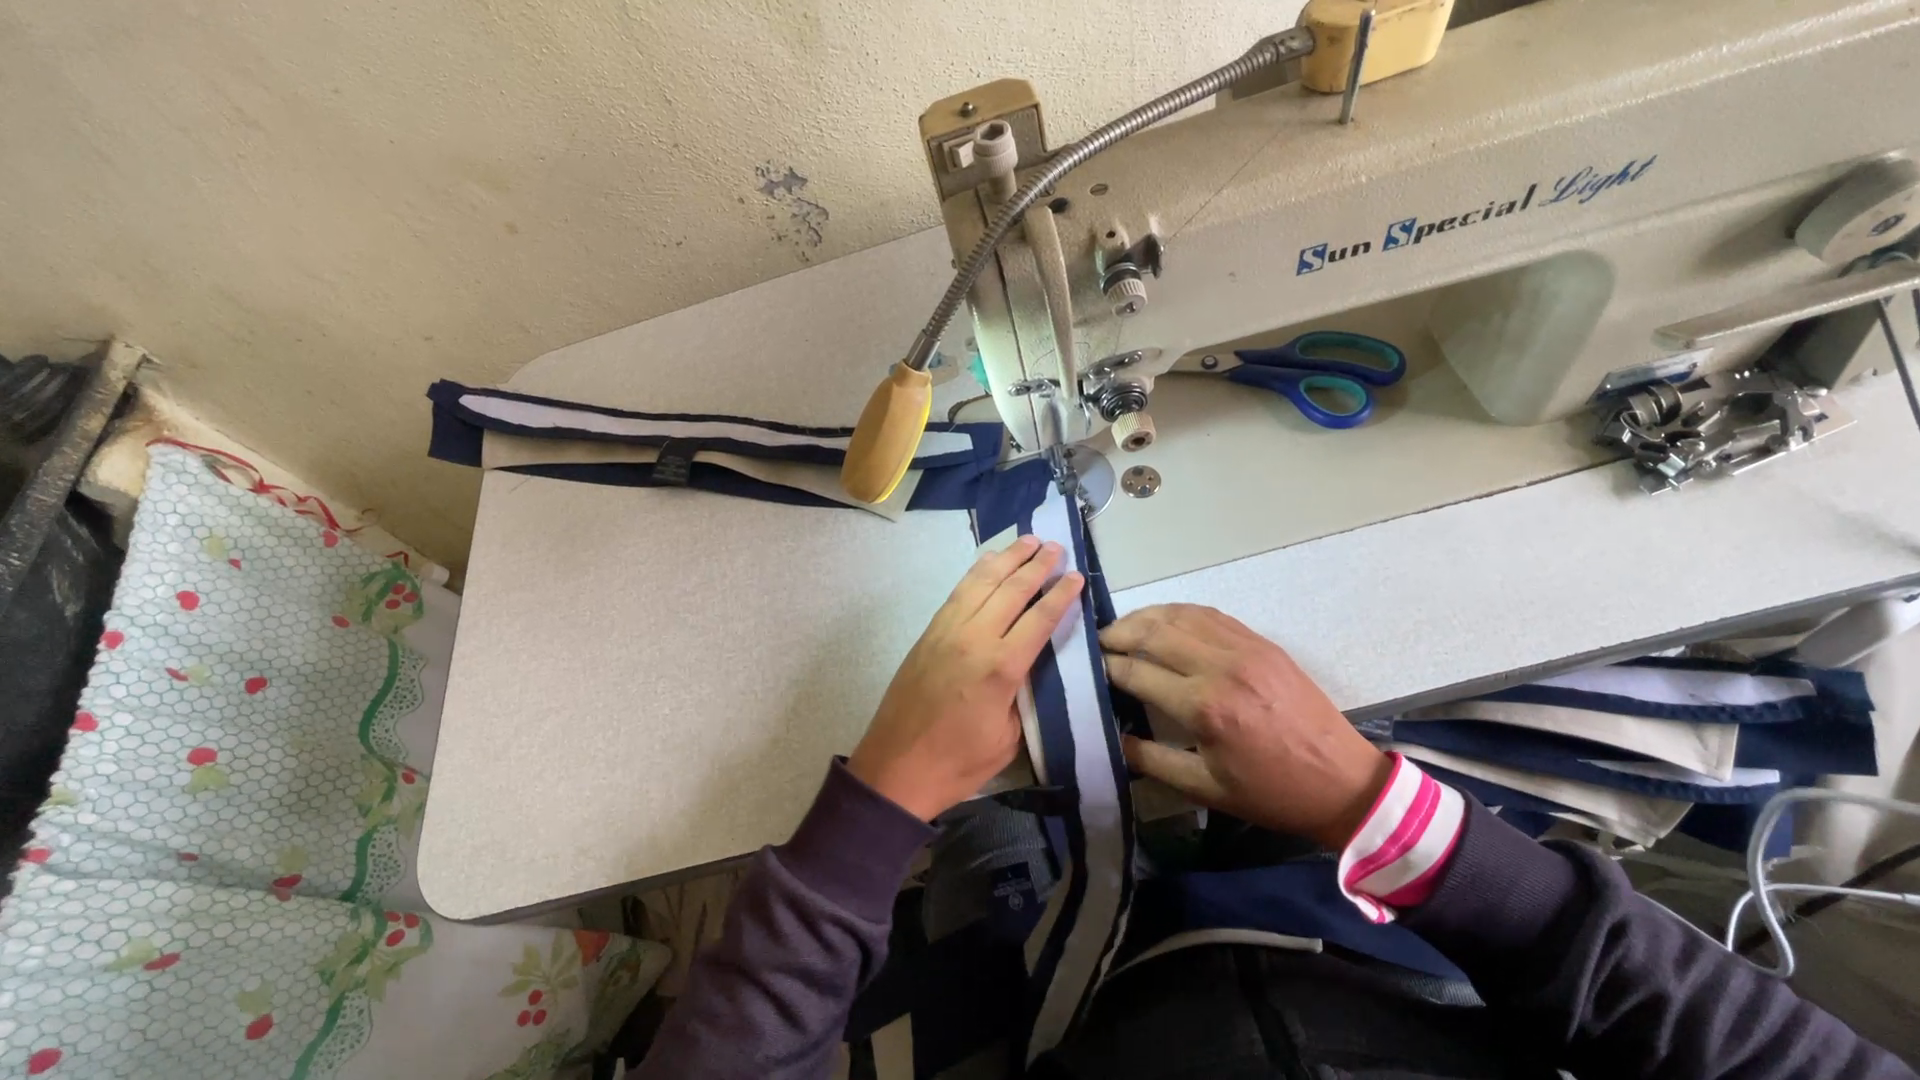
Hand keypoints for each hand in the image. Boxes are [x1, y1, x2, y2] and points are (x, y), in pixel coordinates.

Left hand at [849, 536, 1085, 820]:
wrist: (895, 769)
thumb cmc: (958, 763)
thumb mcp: (1008, 737)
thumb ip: (1024, 696)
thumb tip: (1030, 667)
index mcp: (1000, 668)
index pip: (1039, 619)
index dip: (1061, 595)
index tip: (1077, 576)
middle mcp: (973, 639)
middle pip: (1010, 590)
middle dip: (1037, 565)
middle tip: (1056, 547)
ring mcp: (946, 632)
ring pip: (980, 583)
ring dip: (1006, 559)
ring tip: (1027, 541)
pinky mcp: (927, 635)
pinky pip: (957, 594)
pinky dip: (976, 574)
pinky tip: (988, 565)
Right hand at [1101, 604, 1391, 848]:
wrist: (1341, 781)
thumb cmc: (1269, 793)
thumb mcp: (1203, 788)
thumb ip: (1150, 760)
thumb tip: (1112, 736)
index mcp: (1204, 707)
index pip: (1137, 672)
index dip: (1106, 668)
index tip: (1088, 669)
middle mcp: (1220, 667)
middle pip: (1152, 632)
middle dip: (1117, 634)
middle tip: (1097, 644)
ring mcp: (1244, 648)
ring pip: (1179, 614)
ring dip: (1144, 617)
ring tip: (1123, 629)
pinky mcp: (1261, 642)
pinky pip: (1210, 614)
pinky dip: (1178, 613)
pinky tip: (1163, 622)